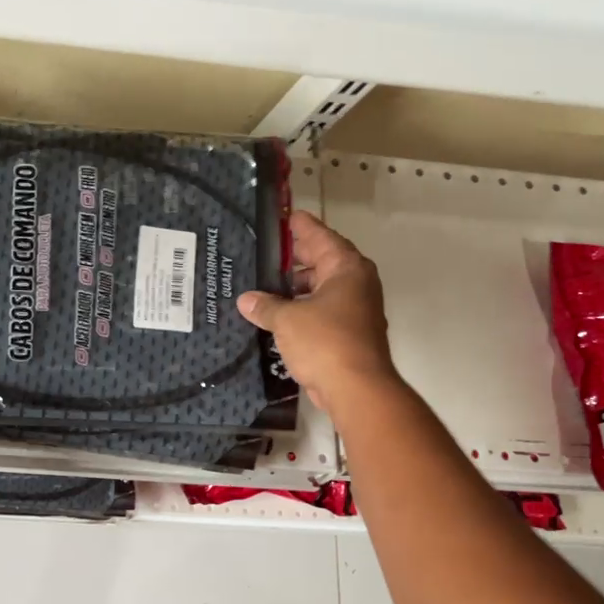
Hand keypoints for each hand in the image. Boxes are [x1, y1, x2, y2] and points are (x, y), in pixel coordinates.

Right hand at [237, 210, 397, 417]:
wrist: (356, 386)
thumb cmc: (325, 342)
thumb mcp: (286, 320)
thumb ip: (265, 306)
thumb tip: (247, 299)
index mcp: (346, 269)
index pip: (321, 238)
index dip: (302, 228)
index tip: (287, 217)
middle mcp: (356, 283)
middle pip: (324, 261)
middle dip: (297, 257)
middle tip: (269, 252)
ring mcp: (356, 308)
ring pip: (323, 287)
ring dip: (298, 286)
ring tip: (267, 285)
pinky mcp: (350, 331)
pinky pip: (323, 309)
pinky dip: (303, 307)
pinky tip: (280, 315)